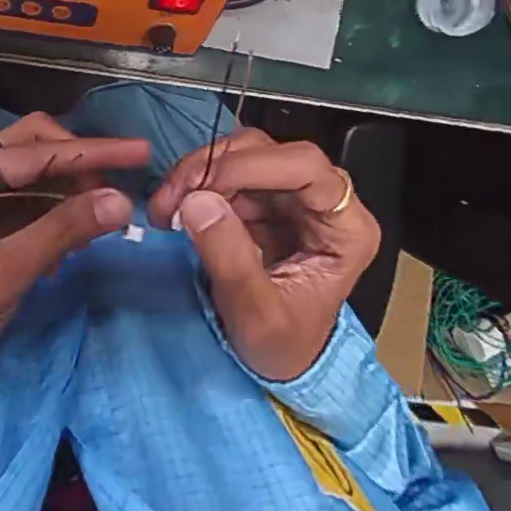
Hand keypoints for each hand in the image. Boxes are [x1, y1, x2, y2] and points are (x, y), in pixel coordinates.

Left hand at [0, 113, 149, 404]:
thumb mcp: (6, 273)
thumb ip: (62, 231)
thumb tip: (121, 199)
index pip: (28, 154)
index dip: (86, 153)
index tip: (138, 151)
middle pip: (33, 148)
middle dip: (78, 166)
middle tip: (116, 193)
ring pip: (40, 173)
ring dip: (74, 193)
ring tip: (97, 226)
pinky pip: (38, 200)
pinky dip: (62, 215)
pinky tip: (71, 246)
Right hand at [148, 129, 380, 381]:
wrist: (275, 357)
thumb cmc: (283, 345)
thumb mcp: (258, 314)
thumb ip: (232, 259)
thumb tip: (197, 201)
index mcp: (345, 228)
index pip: (305, 167)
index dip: (251, 167)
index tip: (202, 190)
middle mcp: (321, 200)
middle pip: (268, 152)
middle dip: (212, 168)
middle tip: (171, 201)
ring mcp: (288, 196)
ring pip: (241, 153)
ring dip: (196, 172)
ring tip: (166, 207)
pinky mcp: (259, 198)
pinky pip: (222, 170)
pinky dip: (191, 183)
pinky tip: (172, 208)